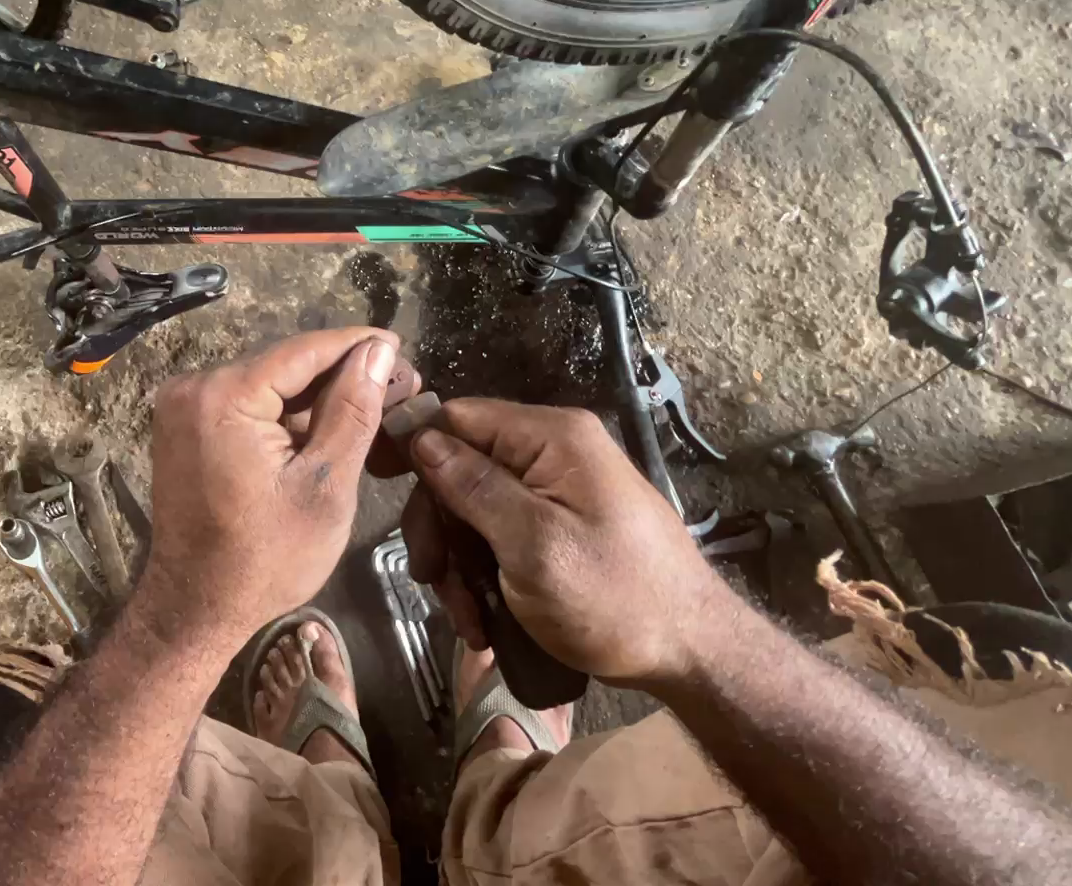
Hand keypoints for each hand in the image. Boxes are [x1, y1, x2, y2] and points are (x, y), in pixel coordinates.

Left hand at [143, 329, 404, 643]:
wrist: (197, 607)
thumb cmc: (266, 559)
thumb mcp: (324, 486)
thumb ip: (352, 411)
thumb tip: (379, 351)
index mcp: (224, 397)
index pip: (303, 351)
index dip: (356, 344)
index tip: (401, 345)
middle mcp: (194, 388)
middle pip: (284, 364)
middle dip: (342, 372)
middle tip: (398, 384)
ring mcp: (184, 406)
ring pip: (269, 382)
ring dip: (318, 393)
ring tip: (375, 402)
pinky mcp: (185, 425)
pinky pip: (247, 403)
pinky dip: (287, 412)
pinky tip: (329, 422)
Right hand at [403, 399, 742, 685]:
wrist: (692, 655)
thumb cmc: (614, 598)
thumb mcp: (533, 544)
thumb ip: (474, 486)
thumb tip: (421, 437)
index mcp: (551, 438)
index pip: (459, 417)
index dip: (415, 446)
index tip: (379, 486)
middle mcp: (551, 452)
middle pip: (459, 467)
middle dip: (440, 526)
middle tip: (433, 580)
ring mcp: (553, 490)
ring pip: (472, 507)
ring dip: (458, 562)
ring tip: (466, 616)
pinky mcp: (554, 524)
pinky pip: (497, 533)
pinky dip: (482, 573)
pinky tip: (484, 616)